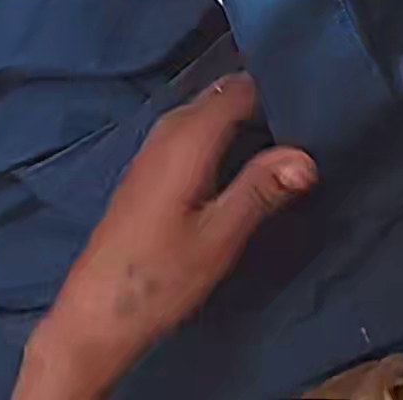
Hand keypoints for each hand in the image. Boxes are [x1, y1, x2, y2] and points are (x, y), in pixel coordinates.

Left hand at [14, 74, 316, 399]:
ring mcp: (156, 141)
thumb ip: (261, 188)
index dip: (275, 89)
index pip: (240, 88)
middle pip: (224, 92)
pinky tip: (242, 152)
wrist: (94, 313)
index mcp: (188, 136)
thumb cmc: (159, 276)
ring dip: (242, 113)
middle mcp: (170, 127)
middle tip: (303, 120)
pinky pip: (195, 122)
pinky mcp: (152, 159)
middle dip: (261, 98)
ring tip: (282, 133)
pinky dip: (223, 126)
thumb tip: (307, 157)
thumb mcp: (218, 237)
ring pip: (209, 106)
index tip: (309, 104)